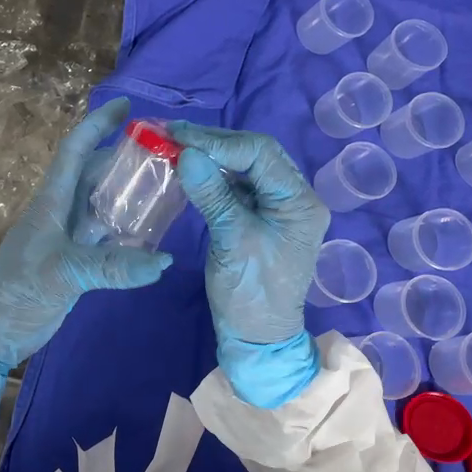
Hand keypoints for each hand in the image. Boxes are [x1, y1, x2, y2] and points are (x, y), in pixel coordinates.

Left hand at [0, 97, 172, 419]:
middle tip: (165, 152)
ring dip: (130, 193)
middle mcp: (61, 213)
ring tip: (168, 185)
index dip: (97, 125)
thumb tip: (161, 261)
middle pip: (95, 174)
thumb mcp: (62, 275)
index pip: (75, 152)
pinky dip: (129, 231)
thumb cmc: (16, 294)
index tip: (126, 106)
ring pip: (103, 204)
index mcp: (51, 203)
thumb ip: (110, 267)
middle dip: (125, 157)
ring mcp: (68, 238)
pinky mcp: (75, 262)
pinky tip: (154, 234)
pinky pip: (107, 236)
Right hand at [170, 122, 328, 407]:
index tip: (178, 137)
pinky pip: (238, 183)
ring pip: (245, 165)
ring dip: (212, 153)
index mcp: (299, 202)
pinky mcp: (260, 216)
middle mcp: (295, 197)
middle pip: (255, 153)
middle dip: (214, 141)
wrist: (258, 337)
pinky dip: (213, 173)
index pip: (260, 153)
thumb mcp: (232, 241)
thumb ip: (213, 195)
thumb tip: (187, 154)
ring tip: (175, 144)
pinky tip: (189, 168)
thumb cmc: (251, 292)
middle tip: (173, 133)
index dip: (218, 141)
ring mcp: (278, 206)